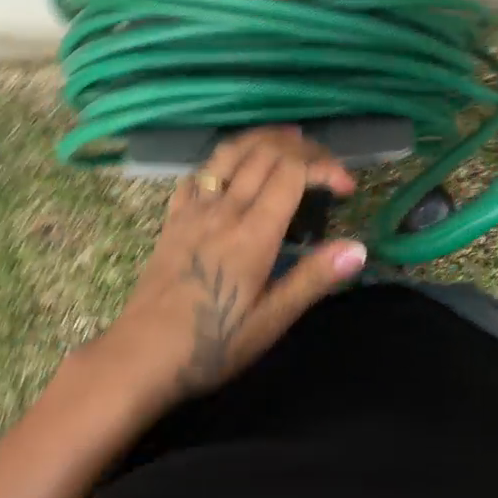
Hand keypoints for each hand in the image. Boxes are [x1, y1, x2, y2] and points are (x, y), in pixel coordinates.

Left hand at [102, 127, 366, 401]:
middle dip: (303, 148)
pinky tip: (231, 168)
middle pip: (265, 153)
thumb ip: (314, 278)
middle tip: (326, 163)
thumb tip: (358, 248)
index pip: (293, 172)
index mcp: (253, 233)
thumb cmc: (212, 345)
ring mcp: (194, 211)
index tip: (347, 187)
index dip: (325, 167)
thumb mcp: (271, 321)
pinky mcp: (172, 220)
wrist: (139, 358)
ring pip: (230, 153)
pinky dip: (223, 160)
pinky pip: (199, 174)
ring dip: (263, 138)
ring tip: (289, 138)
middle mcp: (224, 210)